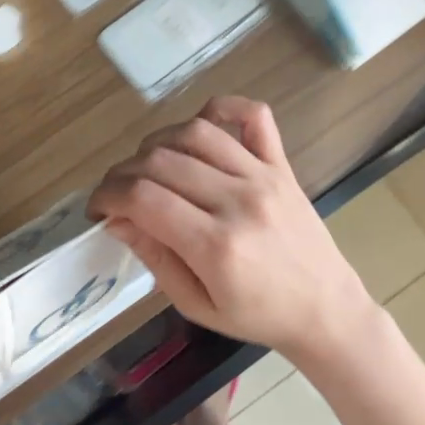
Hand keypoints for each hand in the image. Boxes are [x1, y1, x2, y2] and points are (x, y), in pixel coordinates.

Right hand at [88, 97, 376, 361]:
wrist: (326, 311)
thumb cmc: (257, 316)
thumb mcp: (195, 304)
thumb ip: (155, 258)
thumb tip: (116, 219)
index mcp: (216, 246)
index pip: (143, 198)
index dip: (107, 196)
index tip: (98, 210)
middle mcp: (239, 202)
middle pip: (160, 161)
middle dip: (123, 173)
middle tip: (117, 195)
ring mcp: (264, 177)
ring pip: (195, 133)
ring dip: (158, 143)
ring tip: (149, 168)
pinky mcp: (281, 166)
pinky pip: (253, 115)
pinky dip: (221, 108)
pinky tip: (199, 126)